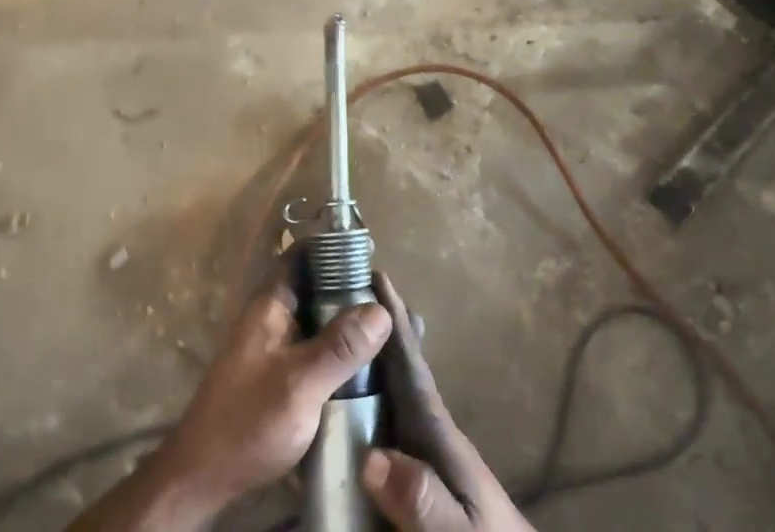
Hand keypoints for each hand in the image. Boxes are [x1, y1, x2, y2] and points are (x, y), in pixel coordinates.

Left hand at [157, 257, 393, 511]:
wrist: (205, 476)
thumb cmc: (248, 422)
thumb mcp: (299, 384)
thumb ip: (339, 347)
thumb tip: (382, 308)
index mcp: (270, 306)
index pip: (301, 256)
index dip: (334, 249)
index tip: (374, 257)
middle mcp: (272, 319)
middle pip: (316, 289)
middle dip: (354, 292)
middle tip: (399, 304)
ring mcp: (276, 349)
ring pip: (320, 322)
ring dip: (352, 325)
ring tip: (397, 332)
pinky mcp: (283, 377)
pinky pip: (319, 350)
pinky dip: (344, 351)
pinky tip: (373, 366)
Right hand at [363, 274, 535, 531]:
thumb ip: (422, 498)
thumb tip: (371, 457)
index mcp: (438, 437)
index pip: (412, 368)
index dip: (394, 323)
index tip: (376, 277)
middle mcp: (426, 436)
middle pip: (396, 373)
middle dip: (374, 332)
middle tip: (345, 290)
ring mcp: (420, 455)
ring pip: (386, 398)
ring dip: (363, 364)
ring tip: (336, 333)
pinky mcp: (412, 477)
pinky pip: (378, 428)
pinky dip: (360, 404)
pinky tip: (339, 403)